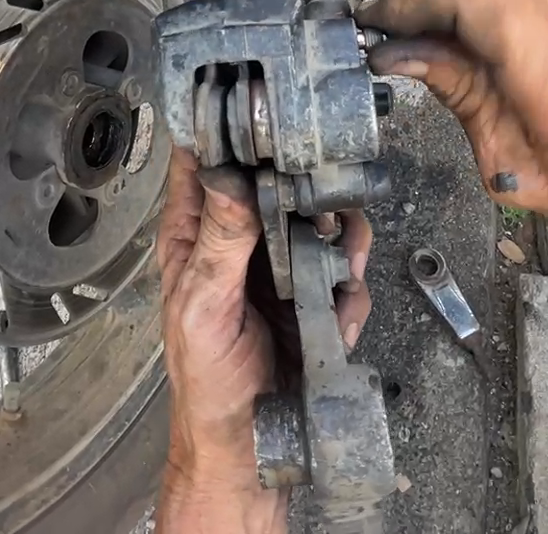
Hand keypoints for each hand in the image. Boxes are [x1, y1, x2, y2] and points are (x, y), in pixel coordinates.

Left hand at [154, 149, 371, 533]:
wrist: (253, 445)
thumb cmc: (207, 379)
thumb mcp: (202, 308)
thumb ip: (219, 244)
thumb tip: (229, 177)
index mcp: (197, 231)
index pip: (204, 158)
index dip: (224, 126)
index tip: (256, 102)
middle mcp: (242, 233)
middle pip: (275, 175)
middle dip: (302, 179)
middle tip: (319, 196)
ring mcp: (283, 258)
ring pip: (319, 212)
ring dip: (337, 232)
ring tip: (337, 259)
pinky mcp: (317, 286)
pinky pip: (345, 261)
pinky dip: (350, 280)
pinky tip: (339, 307)